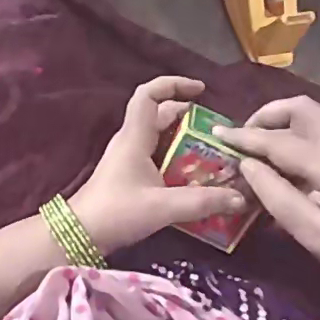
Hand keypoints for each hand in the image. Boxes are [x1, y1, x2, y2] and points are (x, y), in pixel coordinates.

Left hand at [69, 77, 249, 254]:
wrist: (79, 235)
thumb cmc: (116, 212)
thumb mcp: (163, 207)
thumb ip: (203, 202)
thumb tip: (240, 198)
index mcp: (134, 137)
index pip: (149, 94)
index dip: (174, 84)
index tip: (201, 91)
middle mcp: (131, 142)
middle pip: (160, 115)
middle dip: (188, 117)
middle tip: (215, 131)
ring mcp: (128, 159)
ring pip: (159, 138)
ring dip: (184, 140)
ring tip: (212, 154)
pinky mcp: (128, 176)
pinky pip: (157, 157)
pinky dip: (176, 160)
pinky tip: (194, 178)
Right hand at [213, 97, 319, 295]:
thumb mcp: (309, 231)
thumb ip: (274, 194)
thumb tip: (246, 164)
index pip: (279, 139)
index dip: (244, 136)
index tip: (216, 132)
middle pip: (302, 108)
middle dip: (267, 115)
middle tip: (243, 137)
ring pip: (313, 115)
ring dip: (282, 120)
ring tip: (258, 144)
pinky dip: (296, 131)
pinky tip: (282, 157)